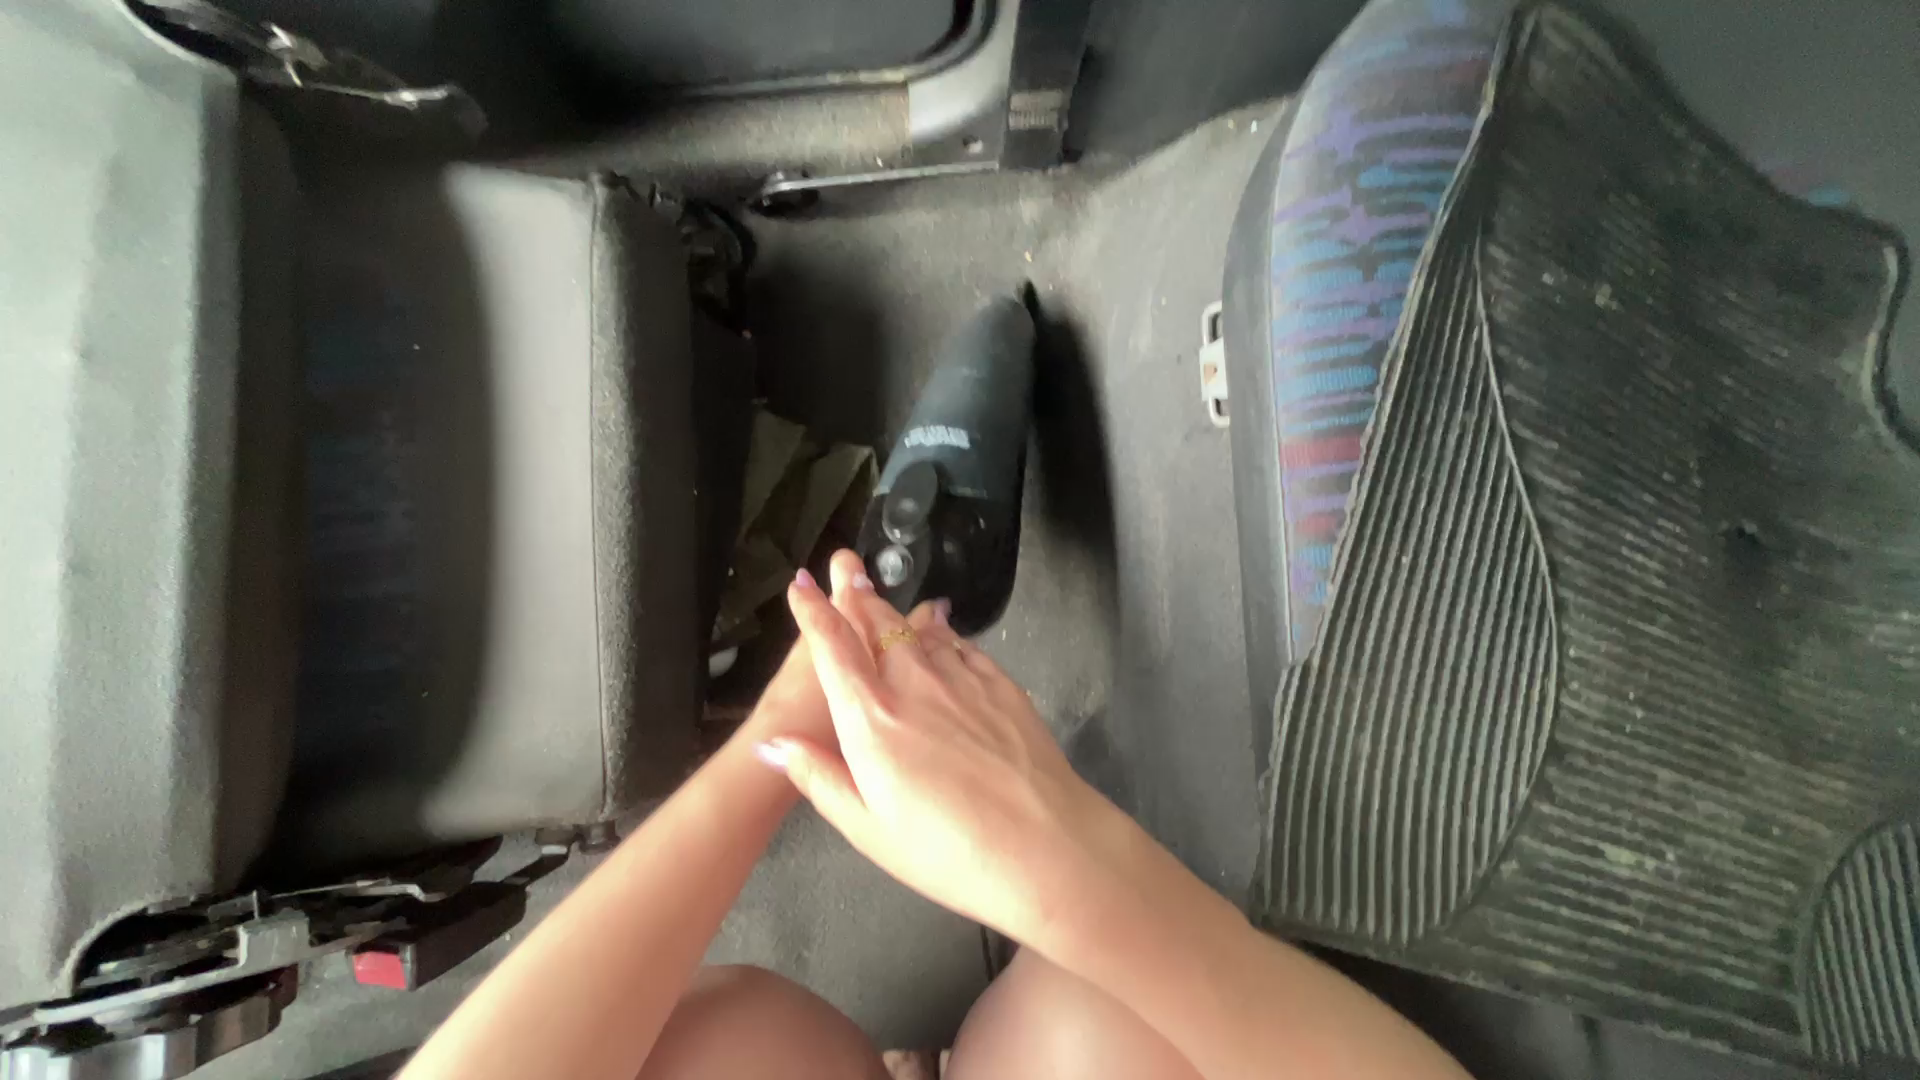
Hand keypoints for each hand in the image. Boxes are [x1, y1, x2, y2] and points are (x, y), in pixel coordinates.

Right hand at [757, 550, 1133, 947]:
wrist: (1045, 846)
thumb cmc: (947, 851)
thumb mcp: (868, 828)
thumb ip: (818, 776)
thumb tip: (772, 743)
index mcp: (872, 718)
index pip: (832, 648)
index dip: (812, 612)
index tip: (800, 584)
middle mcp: (914, 683)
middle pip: (878, 623)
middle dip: (856, 592)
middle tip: (844, 566)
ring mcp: (962, 678)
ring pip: (919, 628)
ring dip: (895, 609)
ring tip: (881, 593)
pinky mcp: (1000, 683)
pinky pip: (960, 644)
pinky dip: (941, 631)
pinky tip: (939, 629)